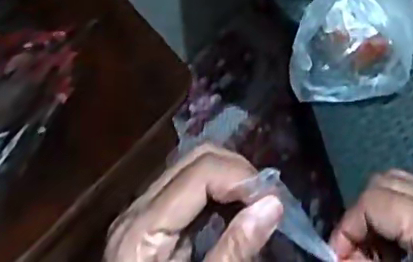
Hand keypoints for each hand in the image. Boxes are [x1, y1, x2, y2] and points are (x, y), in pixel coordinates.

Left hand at [105, 144, 283, 261]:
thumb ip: (234, 252)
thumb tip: (274, 203)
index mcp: (141, 229)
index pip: (202, 170)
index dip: (242, 177)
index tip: (276, 202)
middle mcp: (136, 211)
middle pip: (196, 160)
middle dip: (238, 173)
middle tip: (269, 202)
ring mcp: (139, 217)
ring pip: (192, 169)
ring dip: (229, 182)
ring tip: (258, 207)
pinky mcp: (147, 228)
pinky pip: (187, 192)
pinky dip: (216, 196)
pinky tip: (235, 216)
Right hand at [329, 170, 412, 261]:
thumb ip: (366, 261)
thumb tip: (339, 256)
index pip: (370, 200)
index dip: (345, 229)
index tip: (334, 258)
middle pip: (383, 183)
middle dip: (361, 219)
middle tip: (352, 258)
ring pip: (398, 189)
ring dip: (378, 219)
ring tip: (372, 258)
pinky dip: (397, 222)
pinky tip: (395, 255)